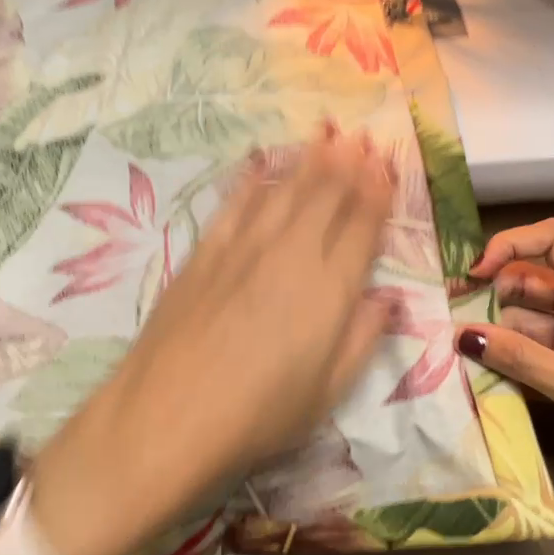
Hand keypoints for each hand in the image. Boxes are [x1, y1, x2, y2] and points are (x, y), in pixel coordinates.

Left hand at [27, 128, 394, 554]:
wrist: (166, 417)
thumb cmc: (257, 418)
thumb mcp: (326, 393)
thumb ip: (361, 339)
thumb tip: (386, 298)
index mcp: (329, 290)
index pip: (363, 228)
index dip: (378, 193)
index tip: (387, 166)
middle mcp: (290, 255)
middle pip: (326, 197)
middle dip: (348, 163)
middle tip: (361, 136)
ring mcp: (243, 248)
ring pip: (285, 191)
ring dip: (309, 161)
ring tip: (326, 136)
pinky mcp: (204, 252)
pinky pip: (235, 204)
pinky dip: (253, 181)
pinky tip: (262, 166)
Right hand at [455, 218, 553, 524]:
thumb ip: (523, 360)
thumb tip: (461, 333)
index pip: (553, 242)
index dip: (511, 244)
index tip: (474, 273)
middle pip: (532, 279)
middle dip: (490, 288)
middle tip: (445, 311)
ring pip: (528, 317)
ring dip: (494, 327)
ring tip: (453, 345)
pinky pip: (535, 350)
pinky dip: (509, 355)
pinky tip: (479, 368)